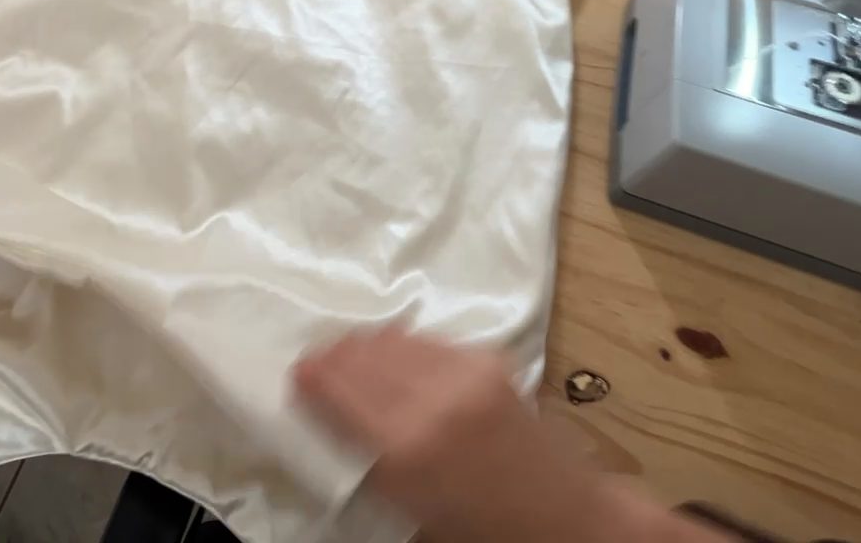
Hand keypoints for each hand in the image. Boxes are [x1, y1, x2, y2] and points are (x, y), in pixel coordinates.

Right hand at [294, 327, 720, 542]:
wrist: (566, 519)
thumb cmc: (479, 528)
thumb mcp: (408, 508)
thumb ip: (364, 457)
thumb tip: (326, 411)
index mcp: (404, 450)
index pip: (334, 391)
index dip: (307, 377)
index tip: (294, 373)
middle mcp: (429, 400)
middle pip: (355, 356)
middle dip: (329, 356)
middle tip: (315, 362)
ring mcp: (460, 372)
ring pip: (386, 336)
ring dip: (360, 344)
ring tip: (348, 354)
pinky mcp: (485, 357)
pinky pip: (421, 336)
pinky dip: (396, 342)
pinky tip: (390, 354)